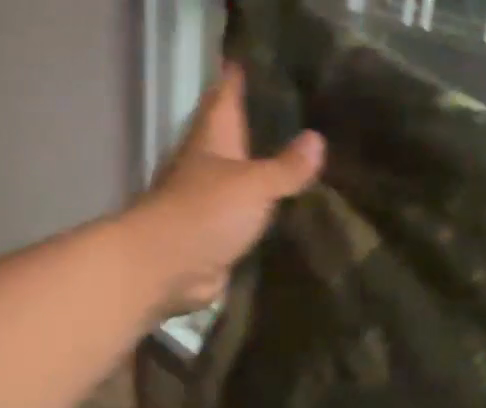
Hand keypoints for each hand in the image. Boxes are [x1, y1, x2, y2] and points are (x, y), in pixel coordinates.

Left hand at [123, 63, 325, 317]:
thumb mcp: (253, 184)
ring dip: (266, 169)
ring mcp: (213, 200)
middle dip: (259, 124)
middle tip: (296, 113)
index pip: (226, 97)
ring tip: (303, 160)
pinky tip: (291, 209)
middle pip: (235, 136)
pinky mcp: (221, 233)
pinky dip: (268, 208)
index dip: (240, 78)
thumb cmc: (205, 212)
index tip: (261, 64)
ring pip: (244, 176)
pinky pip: (250, 213)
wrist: (168, 266)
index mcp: (212, 140)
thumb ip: (286, 166)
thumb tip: (317, 139)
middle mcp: (209, 164)